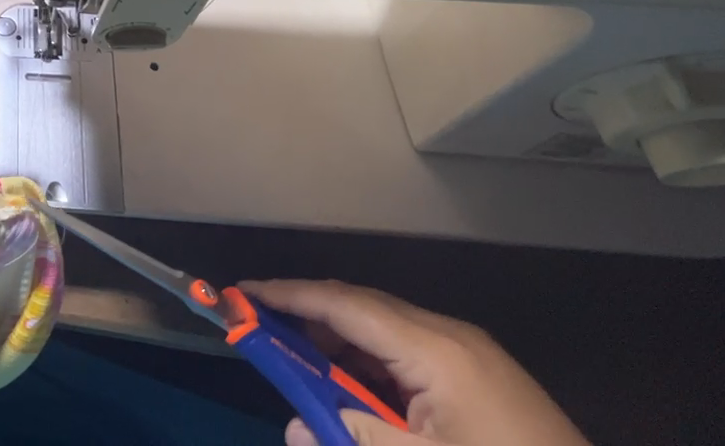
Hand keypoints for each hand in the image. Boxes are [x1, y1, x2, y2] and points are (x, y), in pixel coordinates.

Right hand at [239, 280, 589, 445]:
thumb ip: (354, 440)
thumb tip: (291, 429)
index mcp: (434, 349)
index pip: (344, 306)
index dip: (289, 296)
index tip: (243, 292)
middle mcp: (449, 335)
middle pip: (361, 308)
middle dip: (308, 315)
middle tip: (261, 328)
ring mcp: (470, 353)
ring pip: (384, 330)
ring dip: (340, 344)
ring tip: (302, 367)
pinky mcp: (481, 375)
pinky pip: (409, 352)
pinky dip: (372, 364)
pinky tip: (357, 391)